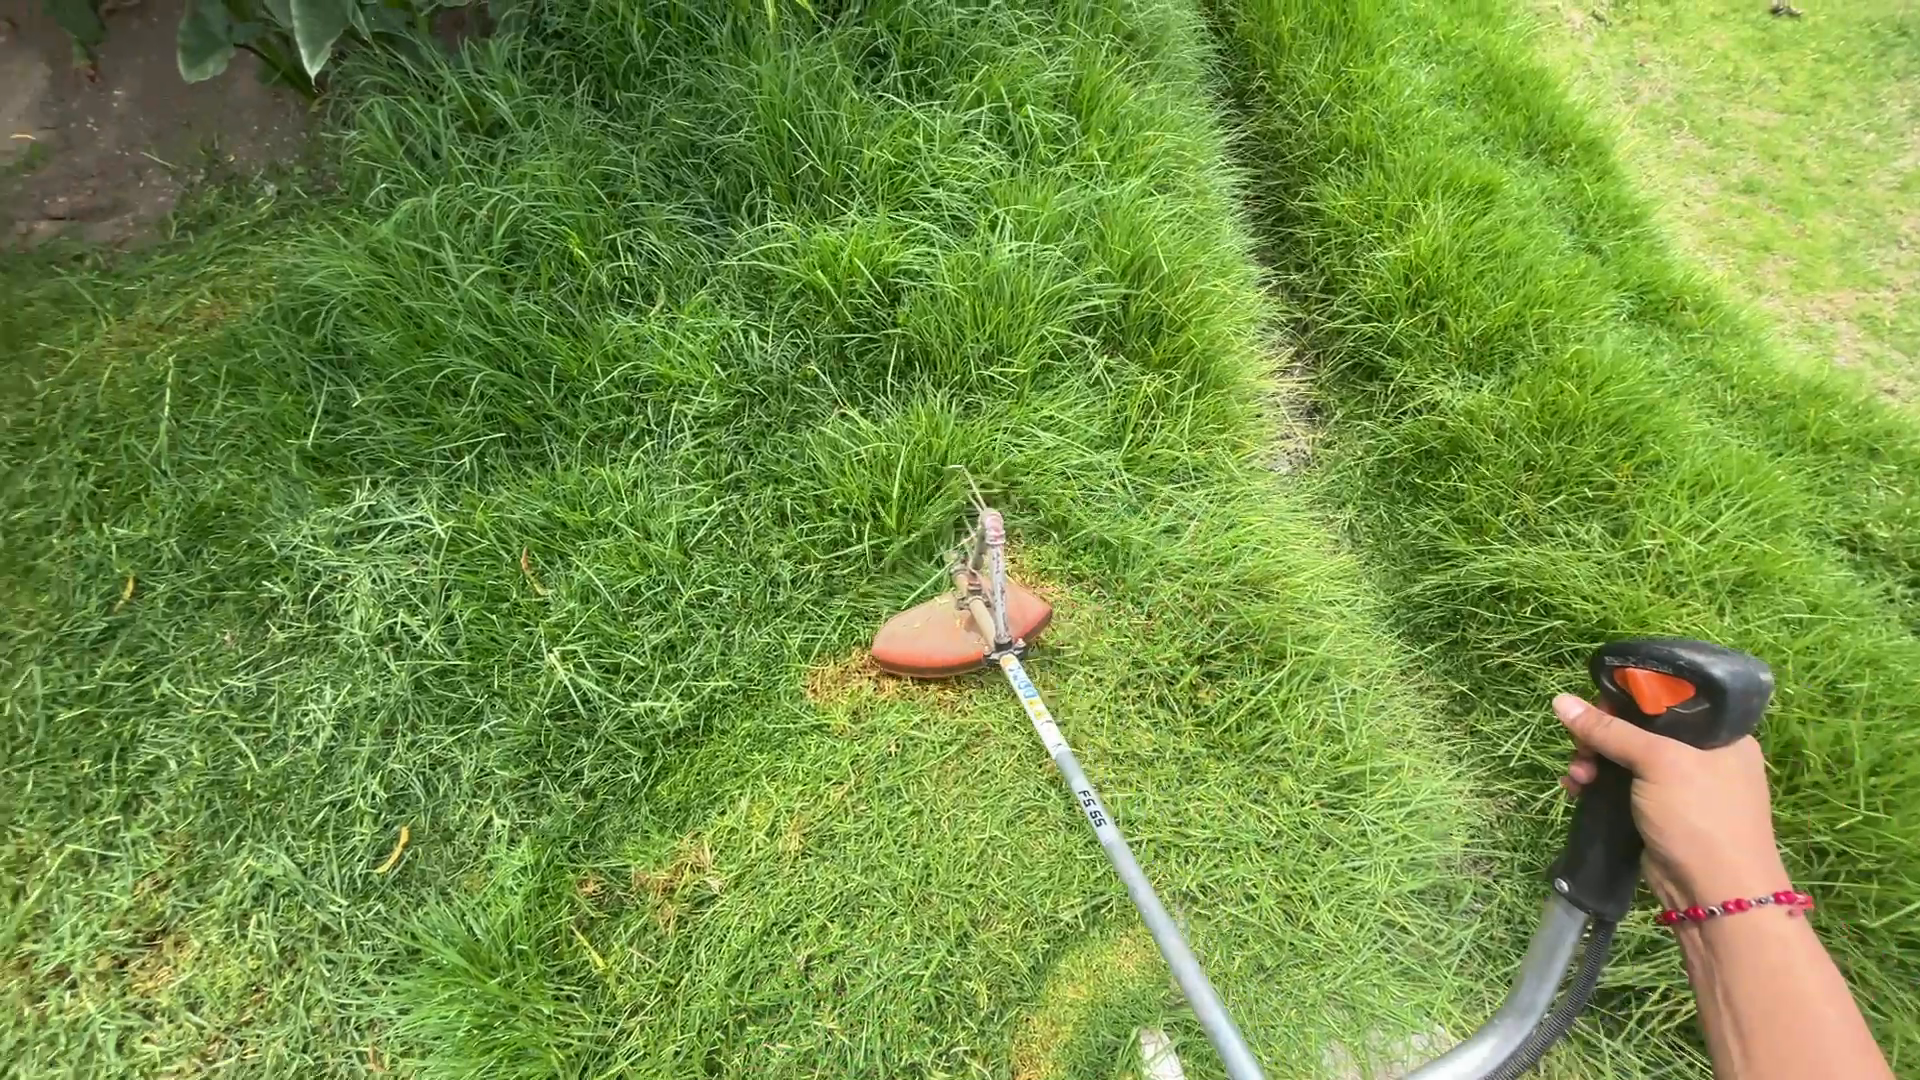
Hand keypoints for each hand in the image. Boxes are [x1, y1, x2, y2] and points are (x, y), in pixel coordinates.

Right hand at [1553, 694, 1787, 908]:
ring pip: (1617, 755)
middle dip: (1597, 737)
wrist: (1715, 893)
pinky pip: (1613, 781)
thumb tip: (1560, 700)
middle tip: (1582, 750)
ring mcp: (1676, 784)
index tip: (1598, 711)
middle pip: (1632, 728)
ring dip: (1589, 761)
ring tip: (1578, 778)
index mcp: (1719, 737)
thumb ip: (1609, 730)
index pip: (1665, 700)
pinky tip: (1576, 789)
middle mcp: (1700, 756)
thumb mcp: (1657, 763)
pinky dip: (1592, 782)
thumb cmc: (1700, 817)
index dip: (1626, 701)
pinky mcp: (1653, 807)